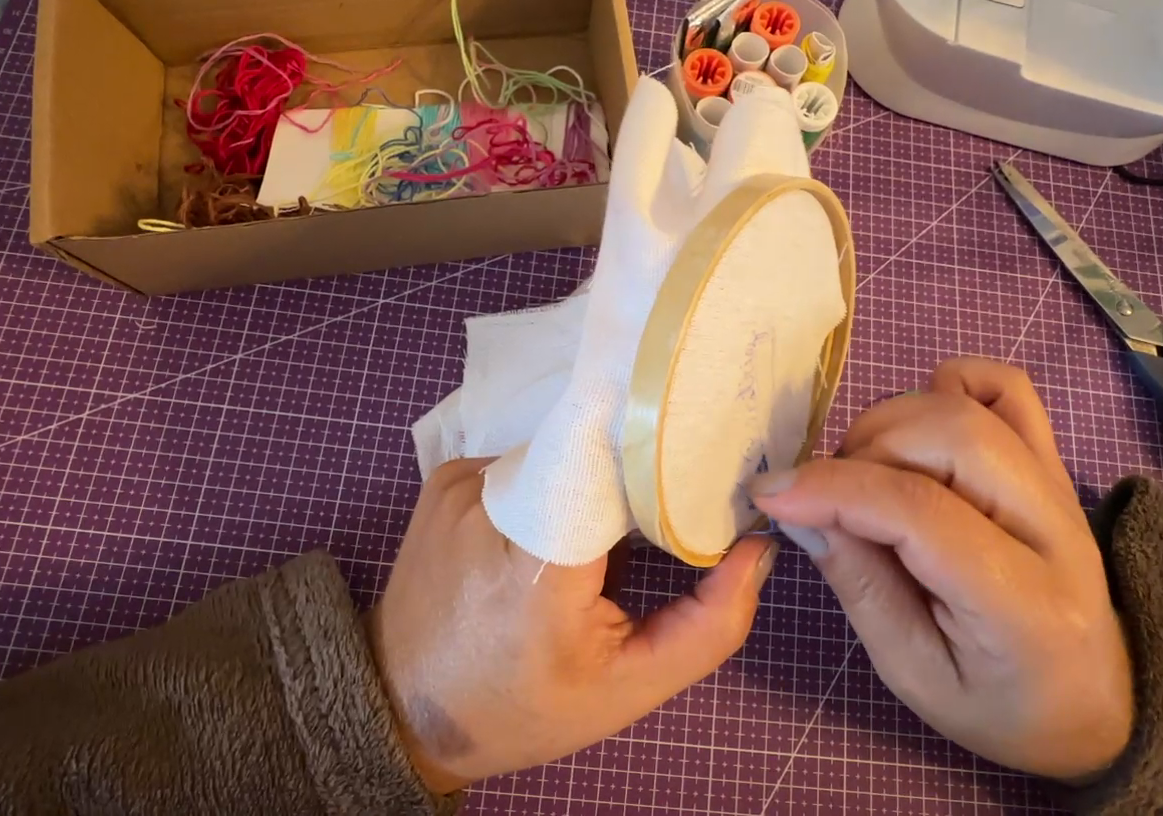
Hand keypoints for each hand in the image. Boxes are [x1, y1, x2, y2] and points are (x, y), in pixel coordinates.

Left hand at [369, 457, 777, 793]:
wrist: (404, 706)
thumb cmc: (522, 705)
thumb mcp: (629, 685)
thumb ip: (709, 622)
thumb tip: (758, 544)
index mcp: (541, 564)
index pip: (620, 470)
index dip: (661, 462)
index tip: (698, 468)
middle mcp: (493, 504)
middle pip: (591, 458)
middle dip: (626, 480)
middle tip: (650, 522)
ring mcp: (462, 483)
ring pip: (557, 455)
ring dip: (582, 487)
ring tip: (591, 537)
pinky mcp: (445, 477)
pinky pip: (519, 462)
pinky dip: (542, 487)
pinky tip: (541, 531)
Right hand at [748, 358, 1132, 781]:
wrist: (1091, 700)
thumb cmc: (994, 700)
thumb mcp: (912, 671)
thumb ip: (857, 584)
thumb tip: (795, 507)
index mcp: (1024, 604)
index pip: (920, 511)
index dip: (834, 489)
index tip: (769, 491)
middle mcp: (1055, 527)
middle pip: (949, 436)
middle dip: (864, 451)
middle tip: (832, 495)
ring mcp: (1059, 483)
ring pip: (964, 405)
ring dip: (890, 423)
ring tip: (867, 473)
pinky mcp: (1052, 459)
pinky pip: (1006, 386)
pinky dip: (950, 384)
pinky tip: (918, 428)